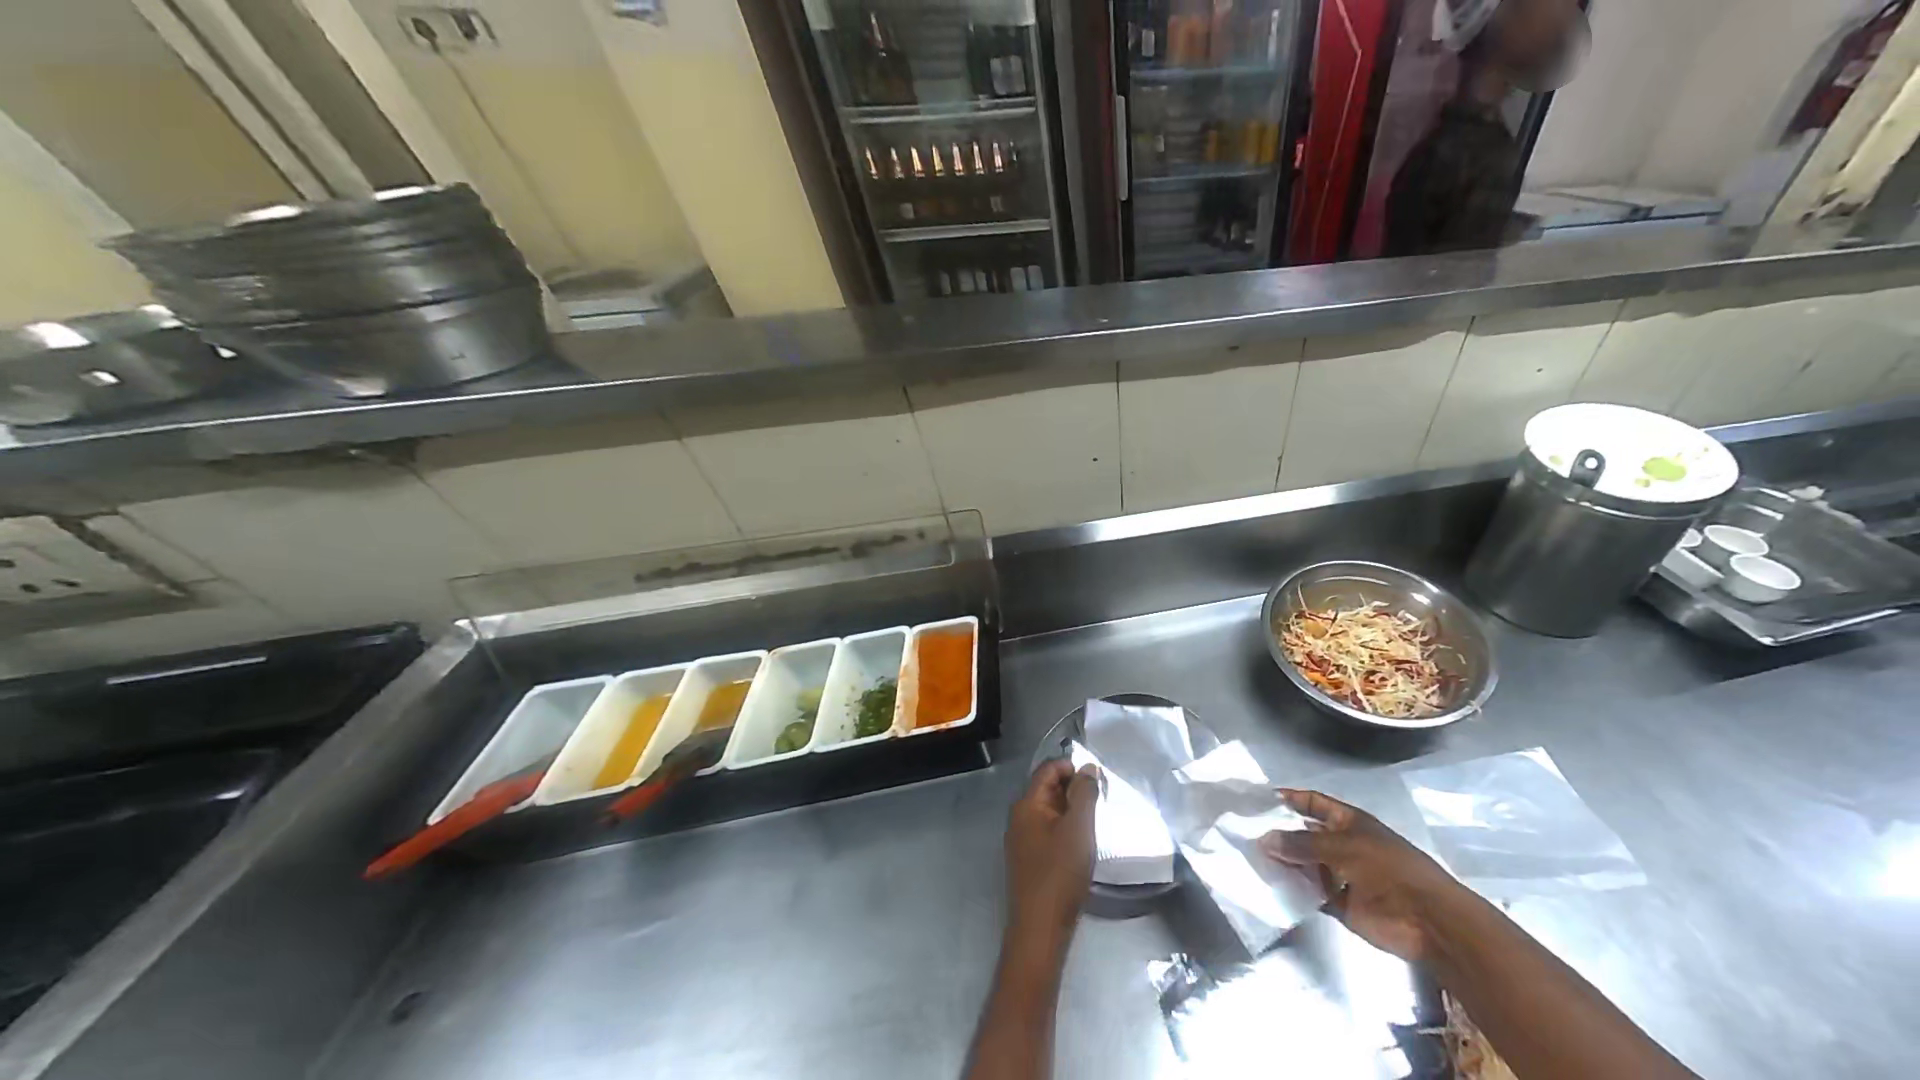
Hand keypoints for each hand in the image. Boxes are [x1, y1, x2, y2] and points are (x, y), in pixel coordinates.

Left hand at [1004, 760, 1099, 943]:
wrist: (1040, 927)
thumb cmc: (1060, 872)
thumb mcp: (1078, 829)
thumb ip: (1084, 795)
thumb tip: (1088, 767)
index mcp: (1027, 804)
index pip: (1047, 770)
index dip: (1071, 767)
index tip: (1097, 779)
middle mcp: (1019, 817)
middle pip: (1046, 789)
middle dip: (1073, 788)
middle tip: (1100, 800)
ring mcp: (1021, 839)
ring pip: (1048, 812)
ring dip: (1070, 810)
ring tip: (1094, 820)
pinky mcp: (1028, 859)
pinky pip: (1046, 831)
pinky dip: (1064, 829)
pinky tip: (1080, 843)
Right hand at [1258, 789, 1465, 962]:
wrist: (1427, 920)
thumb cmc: (1388, 869)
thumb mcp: (1342, 847)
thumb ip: (1301, 843)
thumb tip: (1264, 839)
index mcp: (1348, 822)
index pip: (1312, 803)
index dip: (1288, 799)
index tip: (1257, 800)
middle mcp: (1341, 845)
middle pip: (1303, 834)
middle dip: (1278, 834)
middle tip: (1244, 833)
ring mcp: (1340, 875)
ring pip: (1303, 864)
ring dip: (1282, 863)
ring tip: (1249, 860)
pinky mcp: (1338, 903)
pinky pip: (1308, 893)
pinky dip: (1292, 890)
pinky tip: (1269, 887)